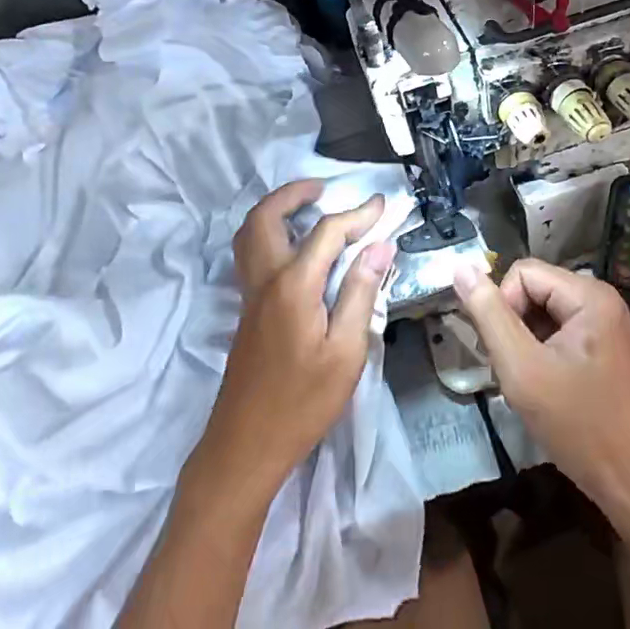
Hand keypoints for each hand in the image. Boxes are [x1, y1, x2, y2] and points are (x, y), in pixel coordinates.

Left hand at [201, 180, 393, 488]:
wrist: (247, 443)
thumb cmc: (304, 401)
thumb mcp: (346, 351)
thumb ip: (360, 292)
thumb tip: (379, 245)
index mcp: (293, 285)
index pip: (327, 232)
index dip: (358, 214)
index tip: (383, 203)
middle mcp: (265, 279)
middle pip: (267, 216)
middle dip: (294, 193)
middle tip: (324, 187)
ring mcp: (250, 293)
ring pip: (250, 232)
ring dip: (275, 209)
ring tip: (307, 207)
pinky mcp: (246, 308)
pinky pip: (251, 251)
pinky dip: (269, 232)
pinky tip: (294, 248)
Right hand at [452, 258, 629, 502]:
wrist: (629, 481)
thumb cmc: (576, 423)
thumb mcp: (520, 366)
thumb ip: (488, 314)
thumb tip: (461, 268)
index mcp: (590, 296)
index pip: (522, 273)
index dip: (503, 306)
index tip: (508, 351)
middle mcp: (602, 300)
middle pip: (533, 289)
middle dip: (512, 324)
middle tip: (513, 368)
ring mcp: (606, 323)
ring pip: (542, 311)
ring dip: (523, 340)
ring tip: (527, 380)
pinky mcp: (604, 346)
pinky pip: (558, 329)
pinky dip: (540, 350)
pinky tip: (542, 384)